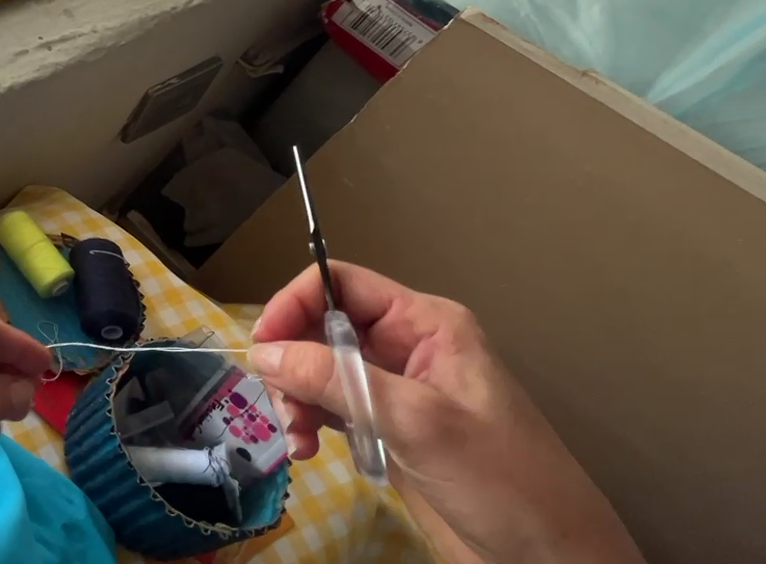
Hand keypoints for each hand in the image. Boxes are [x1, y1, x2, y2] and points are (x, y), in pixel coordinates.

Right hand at [249, 262, 642, 563]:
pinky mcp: (383, 423)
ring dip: (295, 397)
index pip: (339, 284)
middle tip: (281, 402)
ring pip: (314, 366)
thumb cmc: (504, 481)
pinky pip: (326, 403)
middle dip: (291, 362)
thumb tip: (262, 352)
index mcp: (423, 324)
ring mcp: (392, 386)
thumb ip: (336, 380)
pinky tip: (306, 448)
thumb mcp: (416, 422)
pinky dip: (307, 420)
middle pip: (318, 326)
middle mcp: (403, 345)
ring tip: (296, 437)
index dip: (294, 304)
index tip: (264, 344)